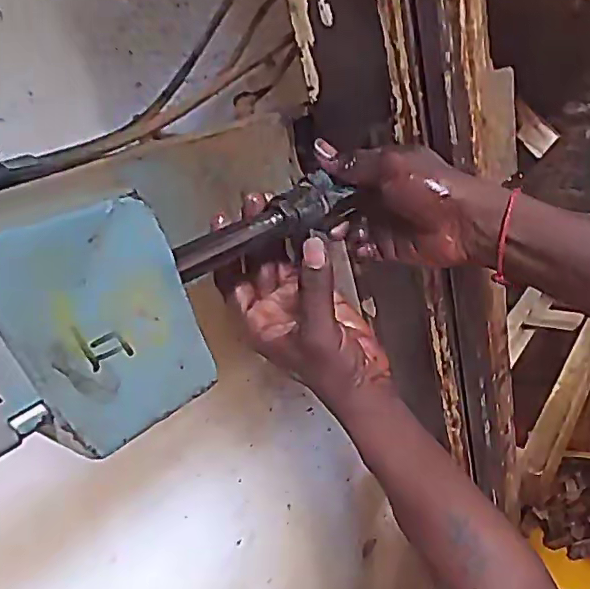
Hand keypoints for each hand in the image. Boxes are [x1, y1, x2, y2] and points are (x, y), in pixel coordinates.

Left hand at [216, 193, 391, 402]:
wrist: (366, 386)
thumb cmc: (332, 375)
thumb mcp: (317, 331)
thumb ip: (314, 287)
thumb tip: (312, 245)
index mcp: (256, 322)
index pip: (229, 281)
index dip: (225, 253)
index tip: (224, 223)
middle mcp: (270, 308)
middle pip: (254, 263)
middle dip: (254, 233)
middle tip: (256, 203)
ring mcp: (296, 299)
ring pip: (281, 258)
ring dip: (280, 234)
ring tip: (279, 205)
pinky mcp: (321, 294)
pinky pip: (310, 262)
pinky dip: (309, 244)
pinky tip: (308, 223)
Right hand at [314, 139, 499, 267]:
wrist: (464, 225)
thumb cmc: (433, 188)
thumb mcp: (390, 166)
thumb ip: (354, 162)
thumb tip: (320, 150)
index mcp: (382, 168)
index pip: (345, 172)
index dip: (326, 180)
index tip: (307, 188)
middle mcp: (380, 194)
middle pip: (343, 202)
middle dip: (329, 209)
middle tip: (318, 216)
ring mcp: (384, 221)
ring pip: (349, 226)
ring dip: (340, 229)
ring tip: (336, 232)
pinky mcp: (388, 246)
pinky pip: (363, 248)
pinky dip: (356, 248)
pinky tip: (354, 245)